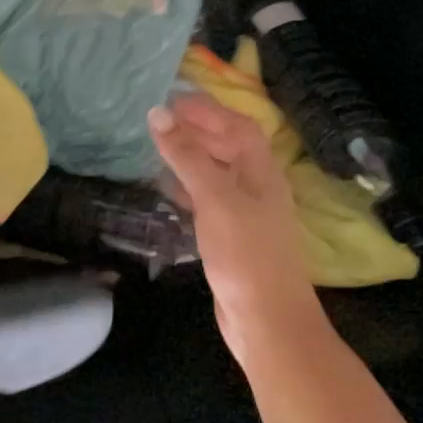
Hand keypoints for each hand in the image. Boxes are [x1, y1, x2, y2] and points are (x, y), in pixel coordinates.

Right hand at [151, 94, 321, 365]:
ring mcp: (245, 213)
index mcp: (261, 172)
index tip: (169, 98)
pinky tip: (164, 187)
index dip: (206, 108)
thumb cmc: (246, 255)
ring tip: (154, 145)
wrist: (268, 324)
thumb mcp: (215, 199)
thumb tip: (158, 112)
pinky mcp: (231, 236)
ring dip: (189, 155)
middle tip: (155, 118)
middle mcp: (256, 187)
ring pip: (215, 171)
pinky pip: (207, 197)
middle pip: (227, 145)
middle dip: (196, 128)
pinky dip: (186, 185)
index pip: (236, 125)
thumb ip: (187, 156)